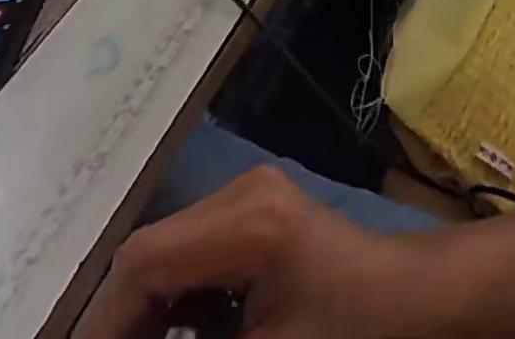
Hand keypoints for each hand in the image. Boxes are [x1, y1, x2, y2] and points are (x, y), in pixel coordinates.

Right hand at [77, 166, 444, 338]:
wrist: (411, 299)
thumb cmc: (351, 330)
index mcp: (249, 219)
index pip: (144, 262)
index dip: (103, 324)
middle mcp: (243, 190)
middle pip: (149, 254)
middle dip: (124, 322)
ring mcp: (251, 194)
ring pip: (166, 253)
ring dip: (148, 314)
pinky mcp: (256, 208)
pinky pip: (193, 252)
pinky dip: (177, 300)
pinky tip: (186, 334)